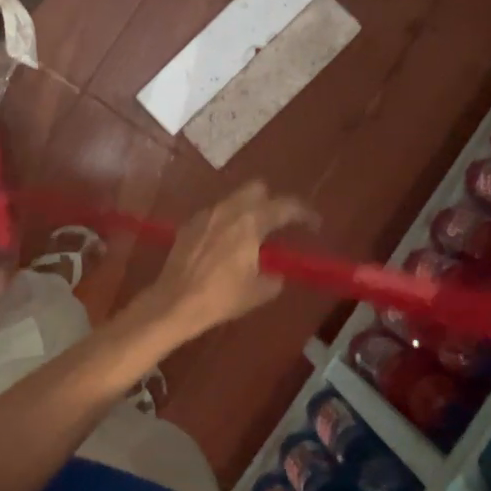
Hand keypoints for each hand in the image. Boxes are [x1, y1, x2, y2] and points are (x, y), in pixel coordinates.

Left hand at [136, 181, 316, 341]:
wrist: (176, 301)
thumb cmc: (221, 297)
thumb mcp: (259, 291)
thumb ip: (275, 275)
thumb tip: (276, 272)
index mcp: (250, 222)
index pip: (284, 206)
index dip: (303, 213)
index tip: (314, 223)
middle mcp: (227, 210)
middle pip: (256, 189)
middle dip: (271, 201)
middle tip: (279, 223)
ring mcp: (205, 214)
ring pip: (233, 199)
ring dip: (247, 210)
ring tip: (252, 236)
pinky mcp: (189, 223)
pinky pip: (215, 213)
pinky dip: (226, 221)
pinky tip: (226, 243)